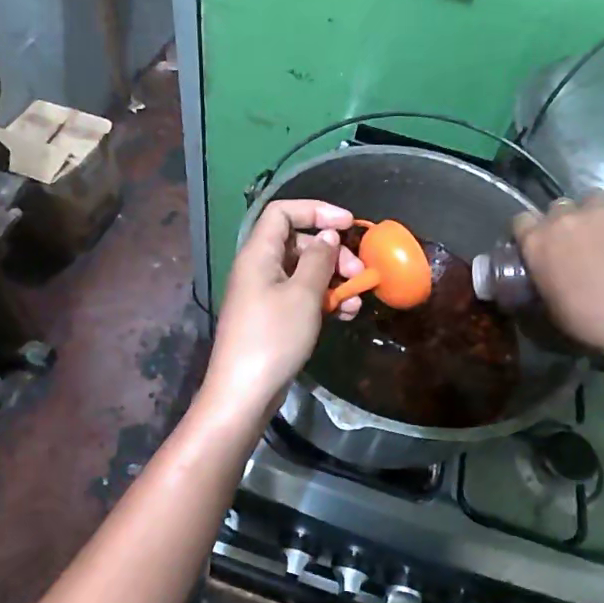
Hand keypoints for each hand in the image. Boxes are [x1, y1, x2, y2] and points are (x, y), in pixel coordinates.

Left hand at [205, 200, 362, 416]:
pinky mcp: (271, 319)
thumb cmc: (273, 337)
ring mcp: (263, 295)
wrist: (244, 391)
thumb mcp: (303, 294)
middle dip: (332, 253)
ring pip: (303, 273)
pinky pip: (300, 298)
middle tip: (359, 271)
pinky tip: (347, 313)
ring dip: (334, 280)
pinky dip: (323, 300)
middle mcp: (257, 269)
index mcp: (257, 254)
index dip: (316, 210)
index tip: (348, 224)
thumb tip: (327, 236)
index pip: (282, 213)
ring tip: (358, 298)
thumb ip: (319, 260)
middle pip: (297, 244)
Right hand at [513, 188, 603, 355]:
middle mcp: (564, 219)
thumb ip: (543, 275)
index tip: (540, 242)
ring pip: (594, 197)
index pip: (522, 220)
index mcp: (536, 242)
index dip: (531, 229)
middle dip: (566, 219)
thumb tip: (549, 272)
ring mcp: (602, 210)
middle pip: (559, 206)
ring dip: (597, 211)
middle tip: (579, 240)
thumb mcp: (548, 301)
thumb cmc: (587, 317)